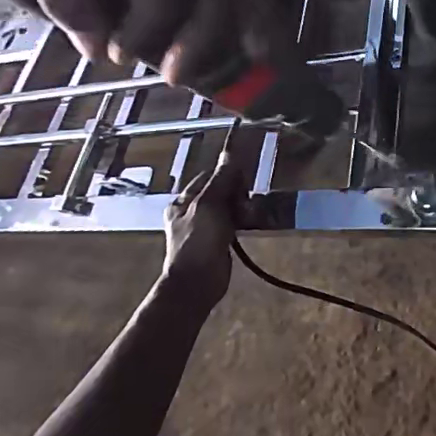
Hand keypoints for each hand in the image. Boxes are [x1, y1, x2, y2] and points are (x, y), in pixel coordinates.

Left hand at [12, 0, 252, 71]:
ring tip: (214, 59)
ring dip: (226, 32)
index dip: (137, 40)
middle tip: (173, 77)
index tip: (112, 56)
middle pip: (215, 9)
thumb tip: (97, 51)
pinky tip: (231, 28)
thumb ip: (65, 1)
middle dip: (195, 48)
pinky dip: (237, 6)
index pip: (161, 9)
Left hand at [161, 157, 243, 310]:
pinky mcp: (217, 241)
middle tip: (247, 198)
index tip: (244, 179)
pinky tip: (251, 222)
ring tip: (252, 210)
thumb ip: (221, 180)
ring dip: (240, 206)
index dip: (226, 174)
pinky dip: (242, 220)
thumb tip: (229, 152)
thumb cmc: (198, 240)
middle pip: (218, 190)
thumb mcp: (209, 204)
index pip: (208, 176)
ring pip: (227, 206)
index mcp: (182, 200)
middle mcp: (191, 211)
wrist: (197, 282)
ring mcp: (203, 227)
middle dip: (235, 191)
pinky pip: (232, 223)